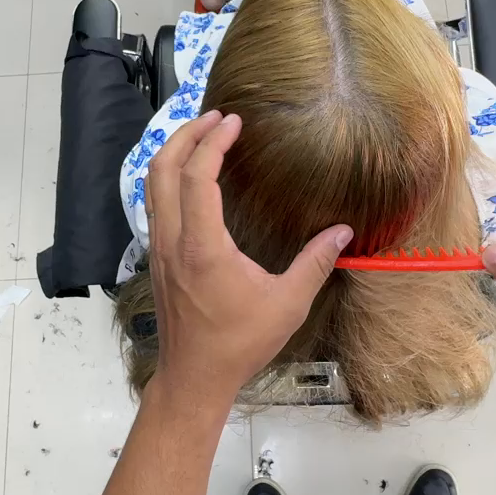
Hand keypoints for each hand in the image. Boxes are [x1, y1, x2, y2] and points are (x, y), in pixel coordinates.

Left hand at [145, 111, 351, 410]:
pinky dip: (168, 177)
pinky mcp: (157, 258)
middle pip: (162, 169)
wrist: (193, 377)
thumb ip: (315, 263)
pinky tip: (190, 178)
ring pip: (151, 185)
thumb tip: (344, 231)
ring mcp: (159, 248)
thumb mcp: (286, 304)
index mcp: (202, 246)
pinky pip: (154, 203)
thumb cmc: (238, 343)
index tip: (233, 122)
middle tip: (214, 117)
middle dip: (186, 135)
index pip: (196, 177)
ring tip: (201, 136)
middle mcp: (172, 240)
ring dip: (173, 154)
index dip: (213, 142)